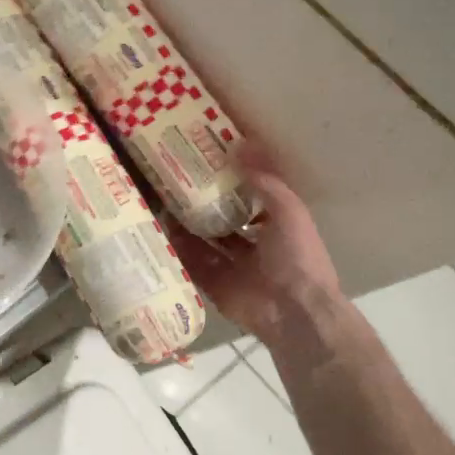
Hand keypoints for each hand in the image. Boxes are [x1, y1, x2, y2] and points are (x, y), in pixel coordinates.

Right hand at [168, 148, 343, 347]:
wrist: (291, 310)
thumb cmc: (296, 258)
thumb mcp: (287, 211)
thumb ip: (264, 181)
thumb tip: (240, 143)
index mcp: (274, 226)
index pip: (247, 198)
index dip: (228, 181)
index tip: (203, 162)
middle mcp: (251, 245)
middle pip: (220, 219)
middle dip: (199, 204)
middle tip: (171, 182)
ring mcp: (229, 266)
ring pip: (201, 240)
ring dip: (183, 225)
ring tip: (158, 201)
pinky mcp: (210, 283)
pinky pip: (189, 263)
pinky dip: (175, 250)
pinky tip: (158, 232)